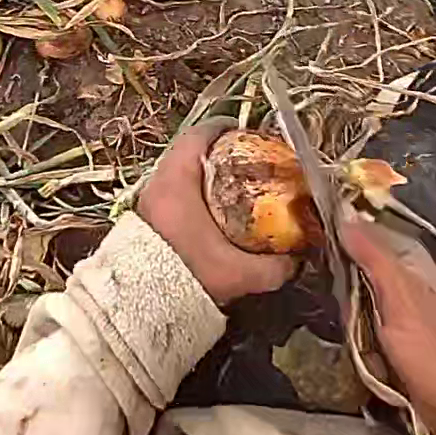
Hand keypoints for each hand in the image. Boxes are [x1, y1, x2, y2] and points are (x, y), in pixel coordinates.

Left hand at [138, 124, 296, 304]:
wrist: (138, 305)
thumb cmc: (185, 274)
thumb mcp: (234, 272)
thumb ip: (271, 267)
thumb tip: (297, 260)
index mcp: (178, 178)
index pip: (200, 134)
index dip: (227, 129)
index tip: (250, 137)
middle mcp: (160, 179)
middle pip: (194, 149)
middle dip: (223, 153)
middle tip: (250, 163)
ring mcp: (150, 195)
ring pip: (184, 170)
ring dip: (209, 174)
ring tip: (238, 187)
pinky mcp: (147, 213)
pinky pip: (176, 187)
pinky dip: (197, 191)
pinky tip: (217, 211)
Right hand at [340, 208, 435, 434]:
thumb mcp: (401, 298)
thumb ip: (373, 255)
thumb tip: (344, 212)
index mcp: (410, 258)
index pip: (365, 228)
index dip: (340, 230)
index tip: (318, 236)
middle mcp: (403, 276)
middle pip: (354, 264)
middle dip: (344, 283)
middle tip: (348, 305)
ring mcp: (398, 306)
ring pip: (354, 295)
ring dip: (350, 313)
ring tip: (359, 334)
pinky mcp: (392, 334)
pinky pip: (361, 322)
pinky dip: (358, 333)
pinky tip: (363, 348)